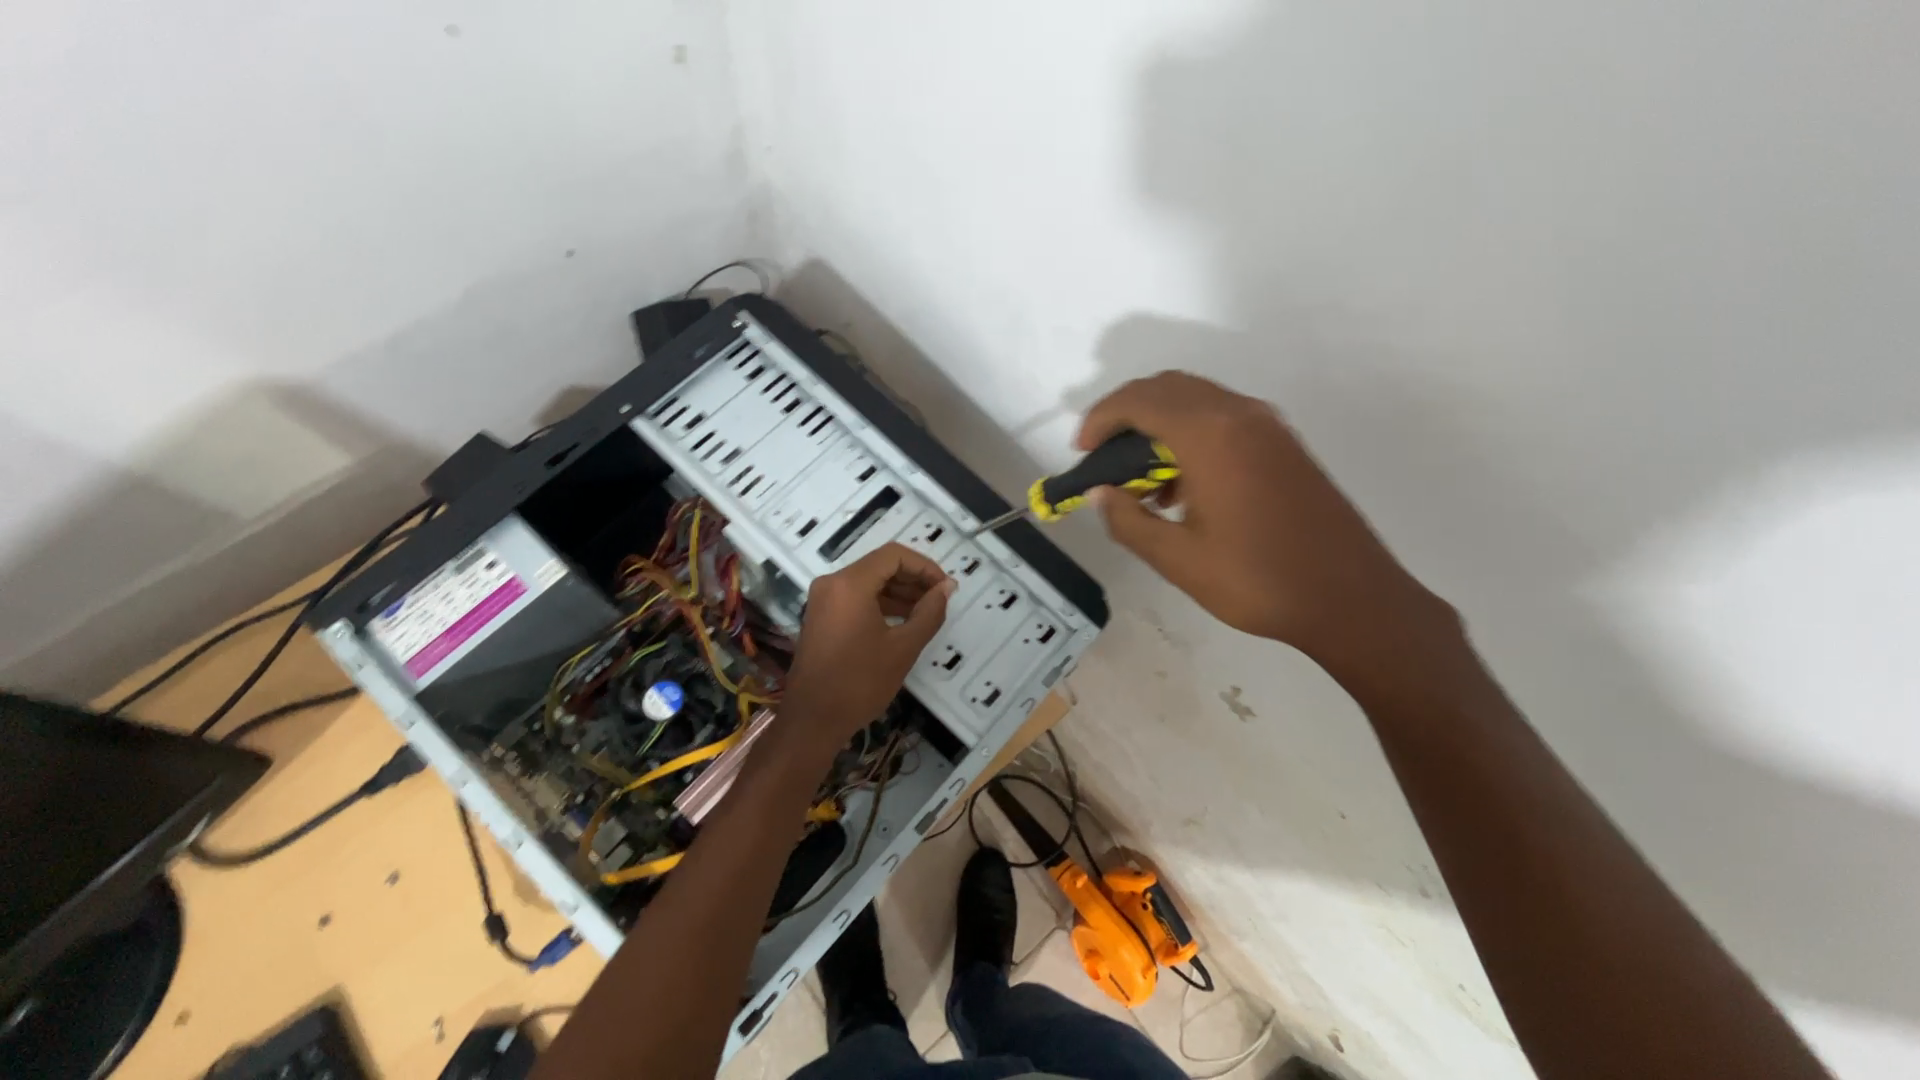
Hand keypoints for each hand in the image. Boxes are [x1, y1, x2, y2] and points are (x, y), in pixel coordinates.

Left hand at [780, 543, 954, 745]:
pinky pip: (856, 598)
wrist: (813, 720)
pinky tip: (904, 622)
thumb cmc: (860, 682)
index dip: (925, 567)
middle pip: (880, 565)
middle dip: (914, 579)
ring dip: (899, 592)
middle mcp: (832, 583)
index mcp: (849, 583)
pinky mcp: (822, 617)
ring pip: (869, 582)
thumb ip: (929, 612)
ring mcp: (823, 600)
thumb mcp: (903, 647)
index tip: (946, 587)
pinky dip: (882, 604)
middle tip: (941, 599)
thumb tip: (945, 589)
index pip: (894, 555)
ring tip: (928, 611)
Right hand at [1078, 372, 1453, 665]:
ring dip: (1160, 425)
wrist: (1351, 597)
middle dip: (1127, 414)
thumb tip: (1101, 493)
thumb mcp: (1179, 559)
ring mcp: (1268, 427)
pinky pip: (1224, 418)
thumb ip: (1129, 520)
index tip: (1082, 453)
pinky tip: (1184, 487)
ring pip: (1198, 400)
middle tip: (1104, 458)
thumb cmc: (1259, 581)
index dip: (1101, 419)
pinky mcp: (1285, 444)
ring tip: (1142, 482)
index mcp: (1211, 435)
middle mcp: (1240, 415)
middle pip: (1168, 388)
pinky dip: (1191, 434)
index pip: (1140, 401)